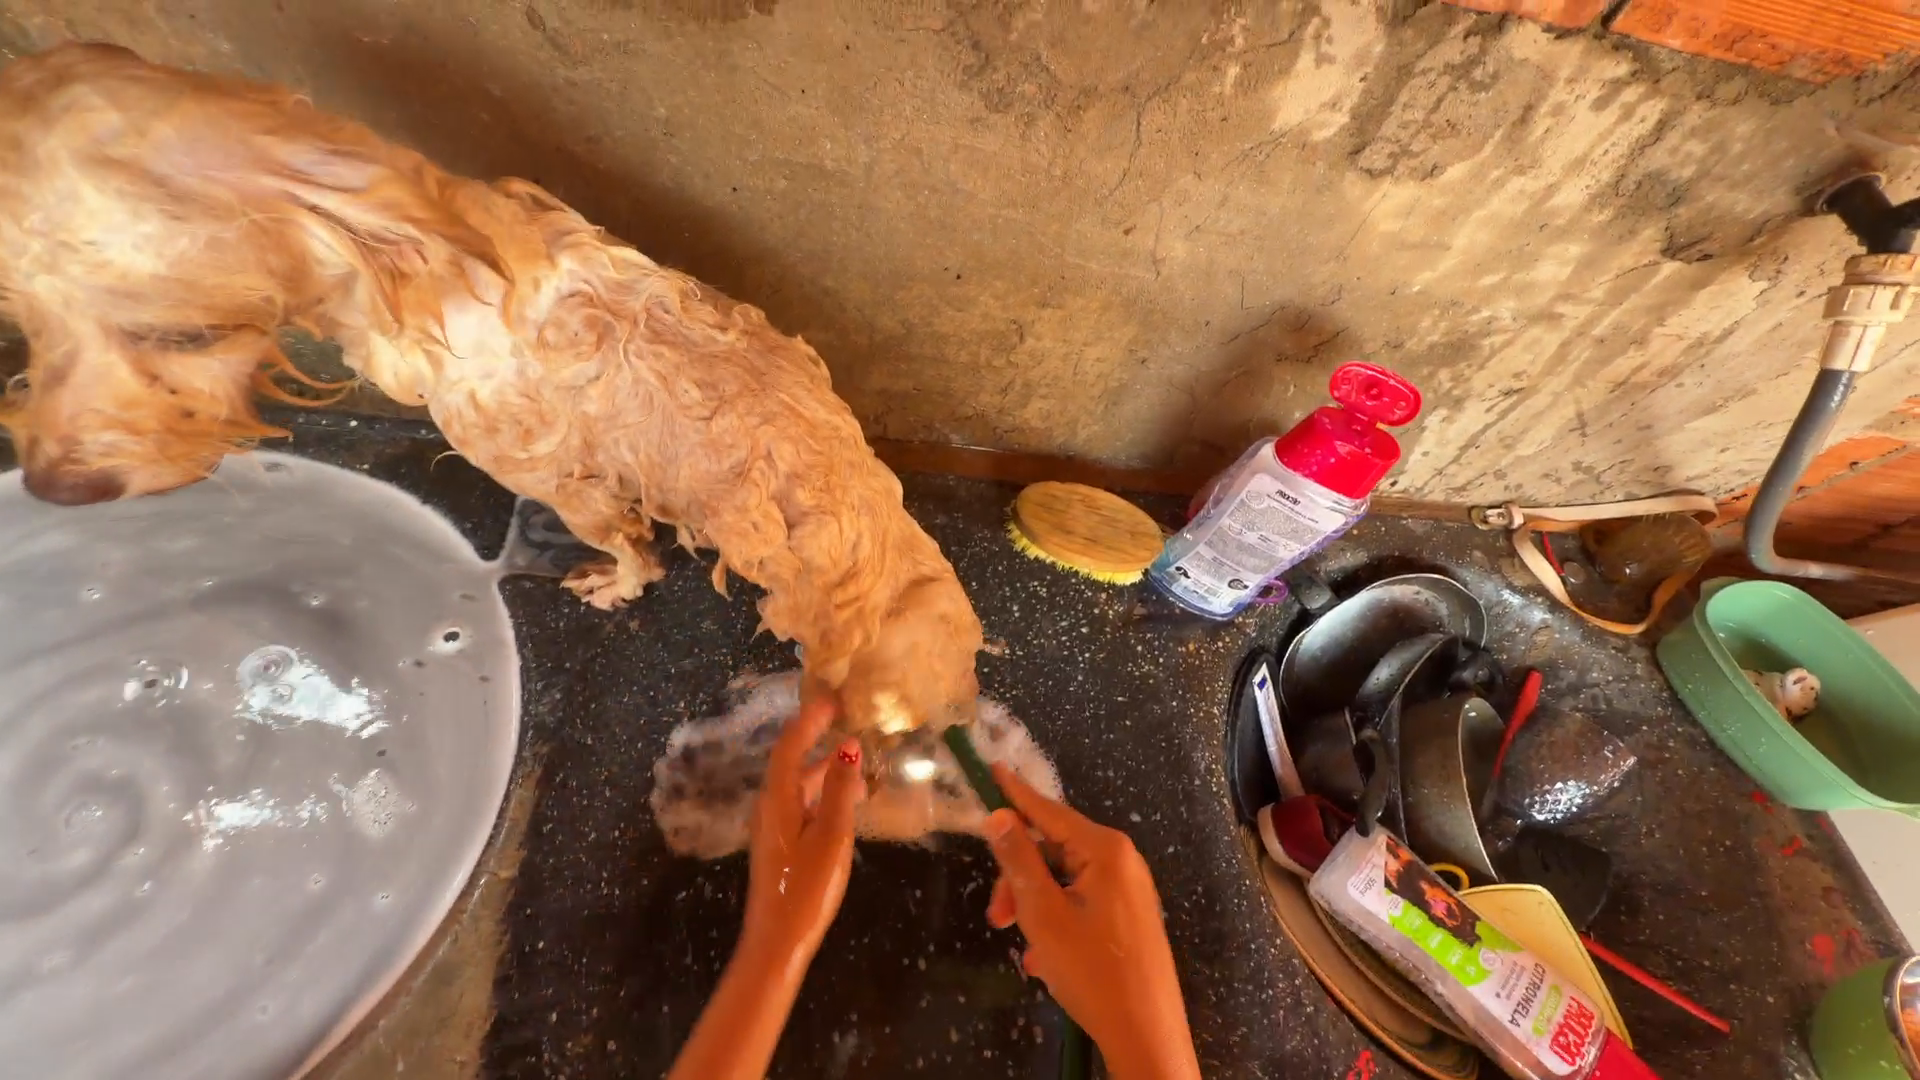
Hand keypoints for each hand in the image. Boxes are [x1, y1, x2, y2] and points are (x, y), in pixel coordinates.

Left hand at [667, 697, 865, 1079]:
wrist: (776, 942)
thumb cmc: (806, 887)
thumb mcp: (832, 835)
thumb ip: (842, 789)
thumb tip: (849, 746)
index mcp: (778, 798)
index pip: (790, 744)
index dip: (810, 718)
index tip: (833, 697)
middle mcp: (770, 804)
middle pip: (791, 759)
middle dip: (816, 735)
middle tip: (846, 716)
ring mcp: (772, 825)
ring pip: (798, 781)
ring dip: (823, 765)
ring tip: (856, 756)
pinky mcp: (779, 842)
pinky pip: (801, 800)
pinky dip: (822, 789)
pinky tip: (846, 798)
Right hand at [983, 765, 1201, 1079]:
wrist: (1147, 1038)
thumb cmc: (1093, 971)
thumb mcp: (1044, 913)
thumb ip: (1019, 859)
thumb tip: (998, 815)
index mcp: (1104, 849)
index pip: (1049, 810)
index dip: (1015, 793)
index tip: (993, 768)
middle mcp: (1120, 859)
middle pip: (1053, 850)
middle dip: (1020, 879)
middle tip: (996, 919)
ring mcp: (1128, 888)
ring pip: (1064, 879)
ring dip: (1035, 905)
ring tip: (1024, 946)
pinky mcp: (1129, 915)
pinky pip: (1081, 901)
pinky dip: (1057, 920)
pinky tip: (1045, 957)